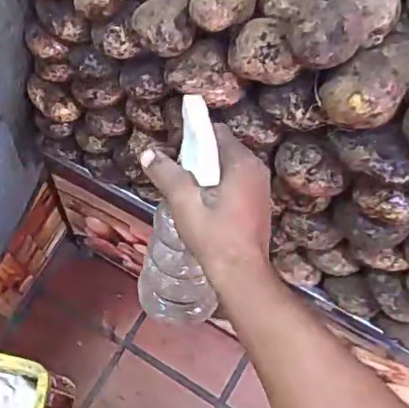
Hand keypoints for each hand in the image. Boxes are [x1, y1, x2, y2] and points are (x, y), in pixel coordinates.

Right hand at [141, 124, 273, 282]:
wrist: (242, 274)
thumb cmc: (214, 237)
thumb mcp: (184, 203)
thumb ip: (166, 174)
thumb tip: (148, 154)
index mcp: (242, 163)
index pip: (215, 133)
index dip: (192, 138)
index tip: (173, 156)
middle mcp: (256, 170)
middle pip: (221, 150)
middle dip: (197, 158)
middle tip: (176, 178)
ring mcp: (260, 188)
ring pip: (227, 168)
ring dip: (206, 175)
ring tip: (186, 194)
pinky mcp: (258, 205)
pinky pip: (235, 184)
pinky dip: (218, 187)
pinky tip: (202, 207)